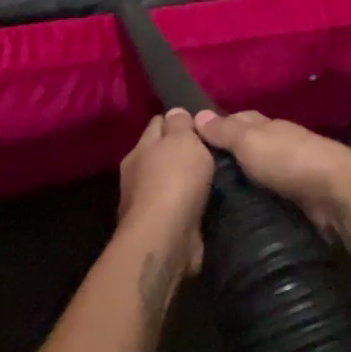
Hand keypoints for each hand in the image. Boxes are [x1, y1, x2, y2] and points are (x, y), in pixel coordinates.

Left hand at [118, 109, 214, 269]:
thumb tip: (175, 112)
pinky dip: (188, 204)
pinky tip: (206, 203)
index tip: (201, 122)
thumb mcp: (183, 140)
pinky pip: (176, 207)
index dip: (178, 119)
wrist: (165, 239)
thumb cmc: (175, 180)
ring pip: (169, 181)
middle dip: (182, 151)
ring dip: (185, 181)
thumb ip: (180, 123)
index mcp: (140, 148)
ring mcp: (145, 203)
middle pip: (162, 153)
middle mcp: (136, 174)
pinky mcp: (158, 228)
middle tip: (212, 150)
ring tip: (214, 177)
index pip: (158, 123)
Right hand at [192, 110, 350, 233]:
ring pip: (258, 171)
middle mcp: (279, 144)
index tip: (191, 141)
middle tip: (196, 175)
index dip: (217, 127)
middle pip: (249, 146)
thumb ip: (225, 131)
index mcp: (268, 126)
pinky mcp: (298, 198)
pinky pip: (269, 194)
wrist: (334, 192)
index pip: (238, 120)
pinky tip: (239, 210)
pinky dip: (255, 198)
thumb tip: (197, 114)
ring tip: (210, 200)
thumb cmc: (288, 159)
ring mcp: (290, 172)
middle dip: (227, 155)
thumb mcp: (250, 141)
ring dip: (241, 180)